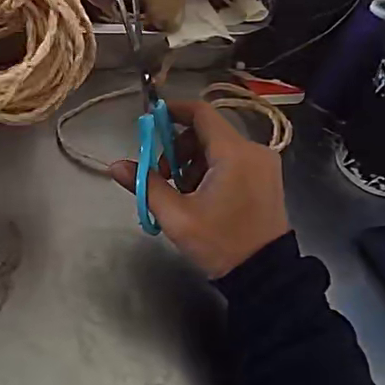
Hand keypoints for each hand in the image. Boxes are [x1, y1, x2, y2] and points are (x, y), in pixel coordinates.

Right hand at [110, 100, 290, 278]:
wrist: (265, 274)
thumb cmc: (220, 243)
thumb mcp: (177, 217)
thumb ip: (146, 186)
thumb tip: (117, 166)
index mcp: (233, 153)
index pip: (200, 113)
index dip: (173, 111)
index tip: (151, 121)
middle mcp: (253, 150)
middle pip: (207, 131)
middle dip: (179, 149)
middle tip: (164, 177)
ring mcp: (264, 163)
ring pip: (219, 146)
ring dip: (194, 161)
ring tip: (183, 193)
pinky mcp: (267, 176)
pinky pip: (233, 159)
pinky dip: (212, 168)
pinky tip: (202, 195)